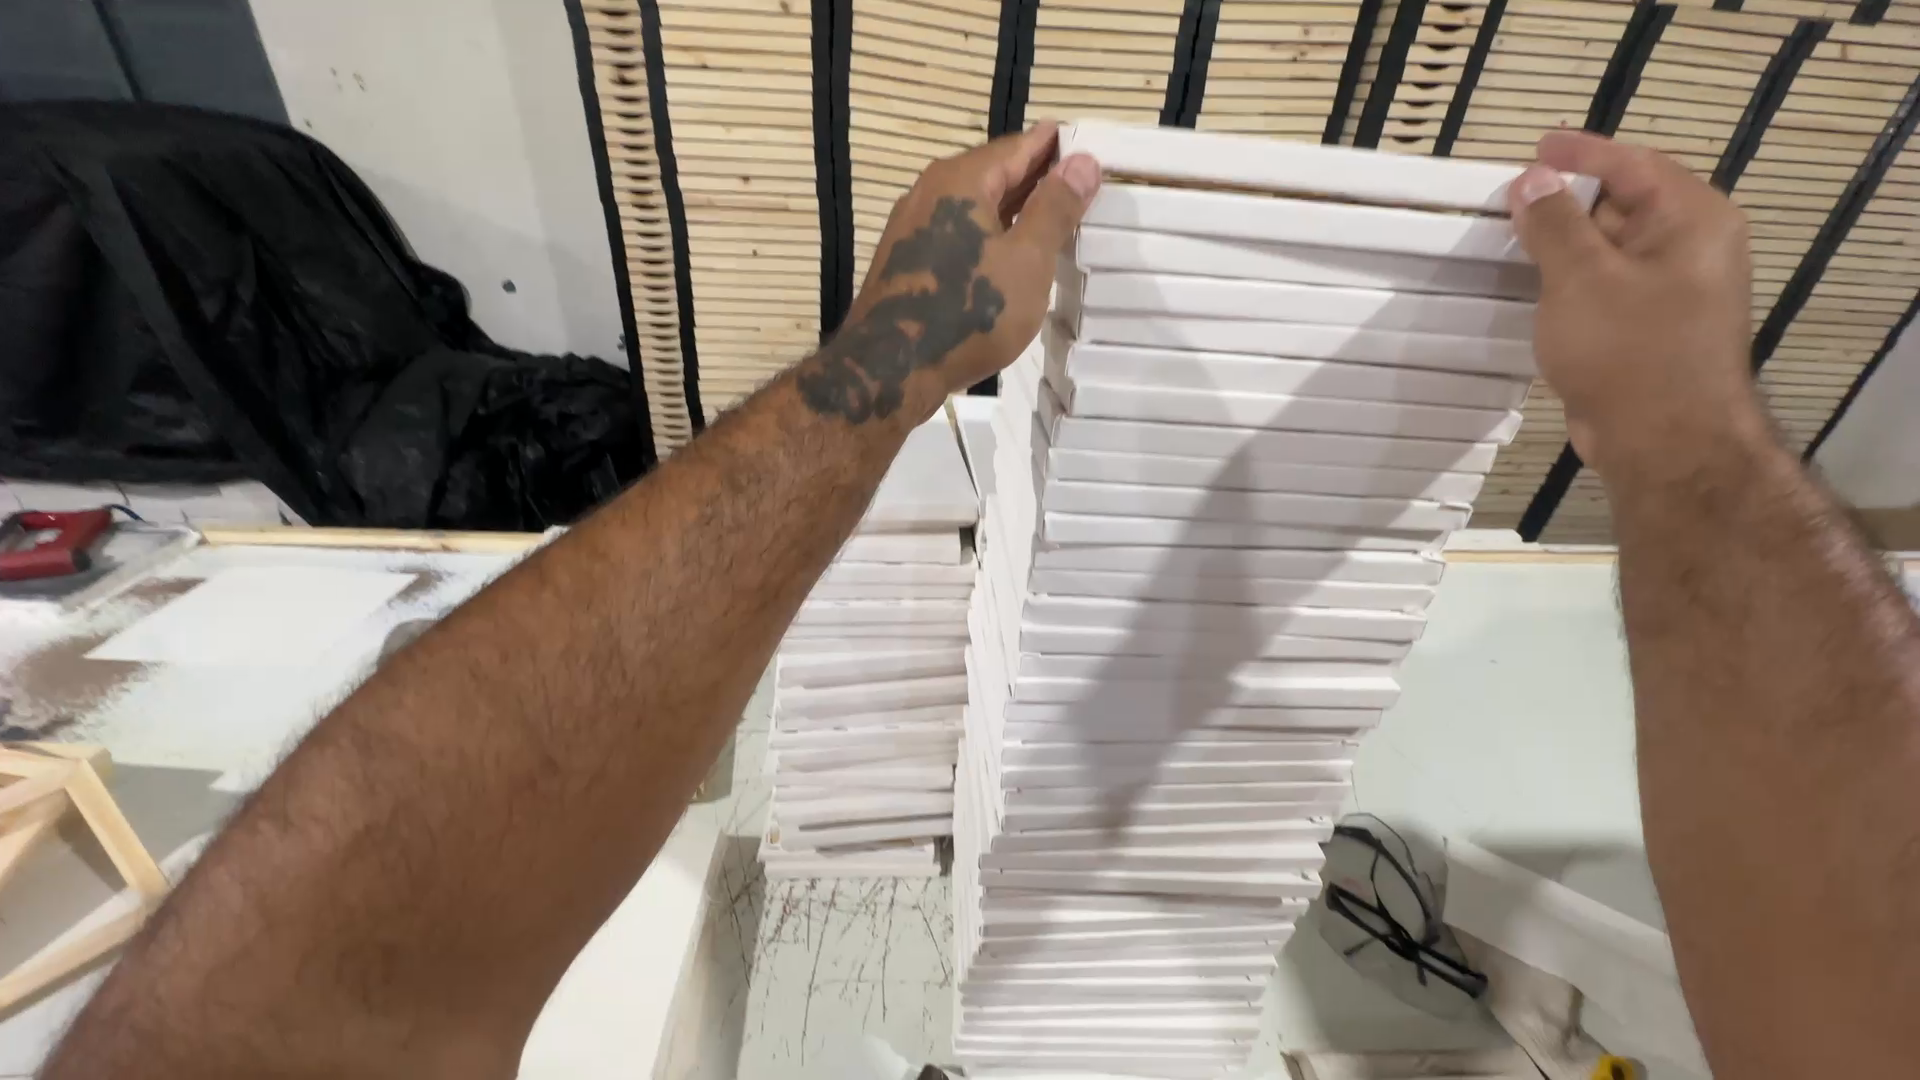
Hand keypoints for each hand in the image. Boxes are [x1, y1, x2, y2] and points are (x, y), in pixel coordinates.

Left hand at [795, 123, 1100, 424]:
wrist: (892, 368)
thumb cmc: (969, 313)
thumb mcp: (1027, 261)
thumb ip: (1055, 210)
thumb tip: (1082, 161)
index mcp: (962, 180)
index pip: (1018, 147)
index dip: (1054, 147)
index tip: (1084, 147)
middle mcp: (930, 193)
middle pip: (992, 176)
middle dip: (1033, 180)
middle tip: (1073, 187)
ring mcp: (911, 230)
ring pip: (971, 210)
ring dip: (1008, 214)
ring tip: (1045, 224)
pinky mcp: (905, 264)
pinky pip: (954, 238)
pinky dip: (984, 240)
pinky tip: (1002, 261)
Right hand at [1510, 131, 1767, 473]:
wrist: (1662, 434)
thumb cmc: (1626, 348)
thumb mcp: (1580, 278)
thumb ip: (1554, 226)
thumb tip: (1532, 182)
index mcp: (1691, 220)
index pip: (1634, 166)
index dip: (1582, 154)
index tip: (1535, 147)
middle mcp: (1690, 247)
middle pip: (1625, 204)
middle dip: (1569, 198)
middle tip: (1513, 196)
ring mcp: (1671, 289)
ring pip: (1611, 248)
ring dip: (1565, 241)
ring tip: (1513, 238)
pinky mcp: (1648, 325)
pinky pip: (1605, 284)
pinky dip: (1570, 277)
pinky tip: (1535, 286)